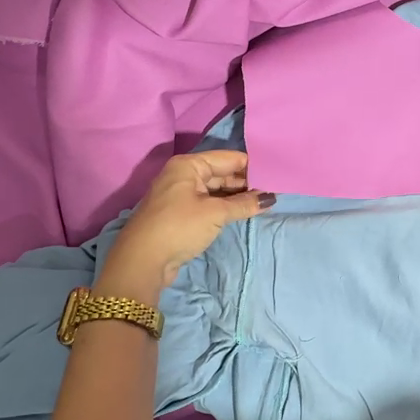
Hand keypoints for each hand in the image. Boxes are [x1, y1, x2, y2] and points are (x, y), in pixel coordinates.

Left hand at [94, 151, 273, 305]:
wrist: (142, 261)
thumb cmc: (179, 227)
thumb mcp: (216, 213)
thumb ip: (245, 203)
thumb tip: (270, 198)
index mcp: (189, 165)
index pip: (229, 158)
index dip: (253, 166)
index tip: (277, 175)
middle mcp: (184, 174)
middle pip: (223, 173)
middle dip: (247, 182)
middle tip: (275, 191)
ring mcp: (181, 194)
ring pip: (217, 189)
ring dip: (238, 196)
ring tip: (264, 202)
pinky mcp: (181, 213)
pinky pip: (209, 202)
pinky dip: (226, 206)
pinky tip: (244, 211)